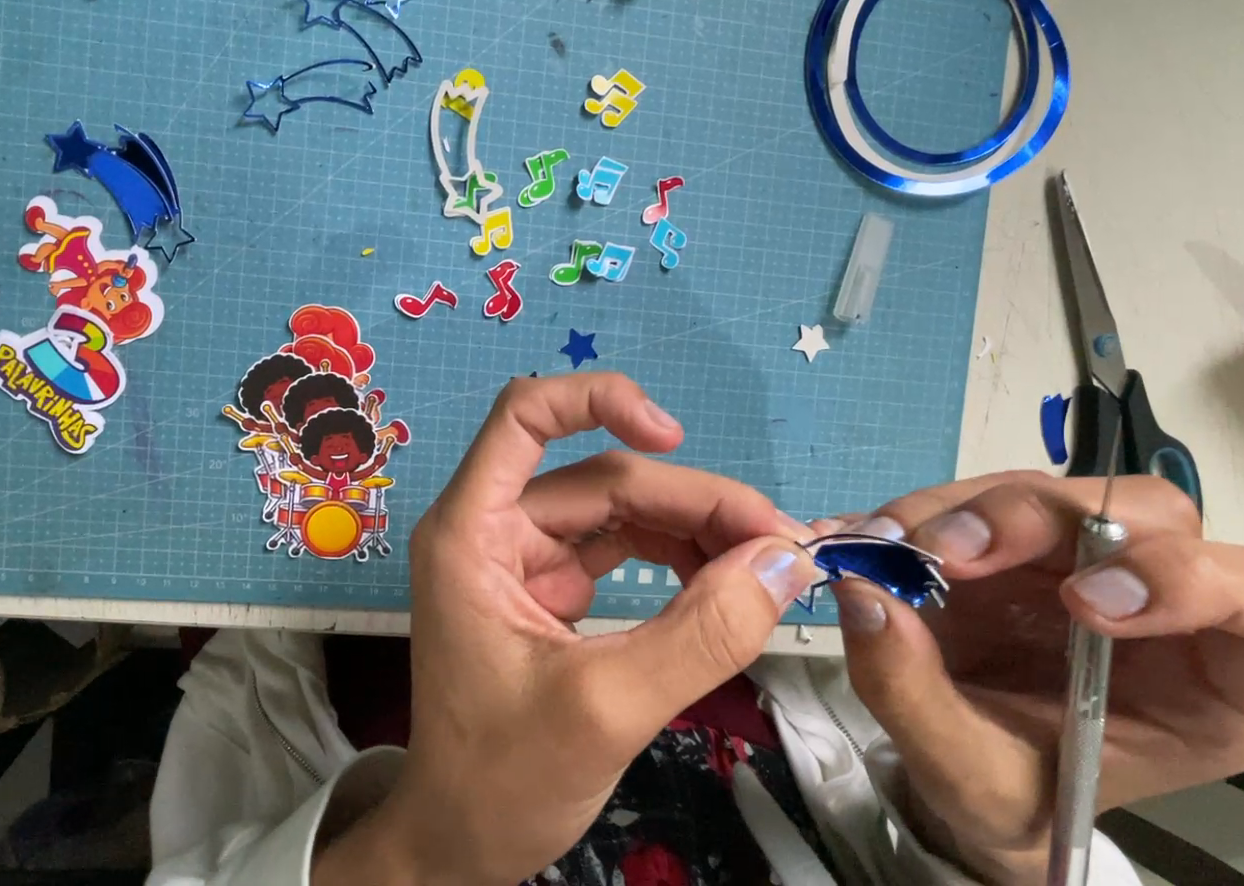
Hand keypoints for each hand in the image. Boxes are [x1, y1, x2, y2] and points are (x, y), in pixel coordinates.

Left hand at [314, 374, 818, 885]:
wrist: (459, 843)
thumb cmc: (502, 780)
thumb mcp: (605, 709)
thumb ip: (699, 635)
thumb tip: (784, 563)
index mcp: (471, 532)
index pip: (523, 416)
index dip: (598, 401)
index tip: (675, 435)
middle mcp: (493, 527)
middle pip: (601, 475)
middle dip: (691, 500)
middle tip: (781, 543)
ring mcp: (524, 556)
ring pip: (619, 508)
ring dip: (694, 527)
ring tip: (766, 566)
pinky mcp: (552, 587)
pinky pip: (622, 548)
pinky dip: (677, 557)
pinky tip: (724, 582)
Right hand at [825, 472, 1243, 883]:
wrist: (967, 773)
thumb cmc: (1010, 795)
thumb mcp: (967, 776)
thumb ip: (915, 696)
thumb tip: (861, 594)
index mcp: (1212, 682)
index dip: (1191, 578)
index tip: (1080, 605)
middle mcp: (1154, 602)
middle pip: (1143, 513)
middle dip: (1034, 519)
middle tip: (941, 553)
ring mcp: (1076, 560)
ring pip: (1044, 491)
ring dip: (955, 508)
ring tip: (881, 545)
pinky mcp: (1008, 540)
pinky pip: (971, 498)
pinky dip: (912, 511)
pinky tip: (863, 537)